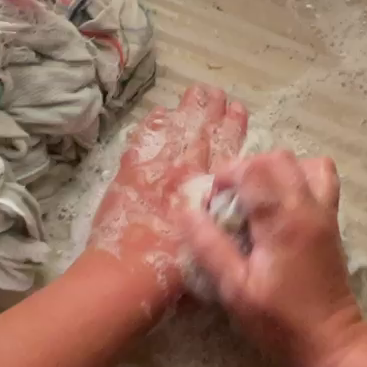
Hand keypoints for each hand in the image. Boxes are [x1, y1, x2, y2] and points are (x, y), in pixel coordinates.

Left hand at [87, 84, 247, 300]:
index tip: (239, 109)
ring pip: (176, 129)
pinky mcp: (130, 174)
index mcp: (209, 189)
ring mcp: (156, 169)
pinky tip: (159, 113)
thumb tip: (231, 208)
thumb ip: (223, 222)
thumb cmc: (173, 272)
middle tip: (217, 93)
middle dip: (211, 110)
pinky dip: (153, 125)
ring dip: (187, 109)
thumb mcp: (214, 247)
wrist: (128, 274)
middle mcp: (186, 172)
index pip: (227, 148)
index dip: (234, 127)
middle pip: (202, 132)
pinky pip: (144, 140)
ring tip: (197, 92)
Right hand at [180, 151, 366, 366]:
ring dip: (276, 171)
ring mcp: (325, 213)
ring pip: (305, 164)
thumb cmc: (279, 321)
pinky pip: (321, 181)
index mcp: (282, 221)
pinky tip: (281, 207)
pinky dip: (300, 180)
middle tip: (231, 198)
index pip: (253, 169)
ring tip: (258, 198)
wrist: (331, 342)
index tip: (212, 201)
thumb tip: (186, 211)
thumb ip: (210, 246)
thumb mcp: (235, 290)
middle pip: (278, 158)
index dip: (226, 175)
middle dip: (248, 168)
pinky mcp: (333, 223)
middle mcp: (308, 208)